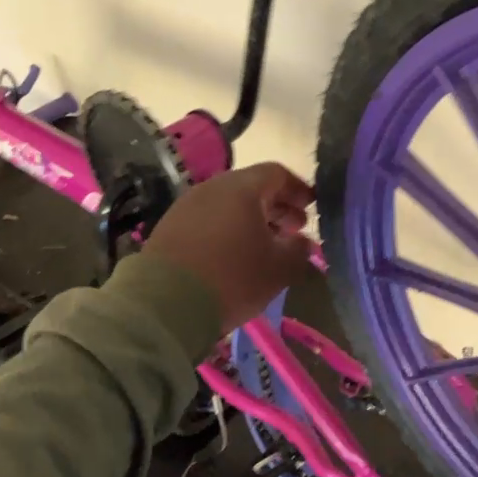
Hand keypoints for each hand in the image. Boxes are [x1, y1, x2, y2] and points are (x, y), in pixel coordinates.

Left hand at [142, 162, 316, 331]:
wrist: (165, 302)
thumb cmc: (232, 279)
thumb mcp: (278, 269)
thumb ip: (298, 250)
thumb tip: (303, 241)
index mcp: (242, 188)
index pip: (277, 174)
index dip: (298, 189)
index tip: (312, 207)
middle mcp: (212, 188)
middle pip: (251, 188)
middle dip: (276, 207)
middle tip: (294, 230)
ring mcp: (186, 206)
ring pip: (227, 205)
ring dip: (251, 221)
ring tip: (266, 246)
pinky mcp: (169, 228)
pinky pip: (207, 221)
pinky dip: (227, 230)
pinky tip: (234, 255)